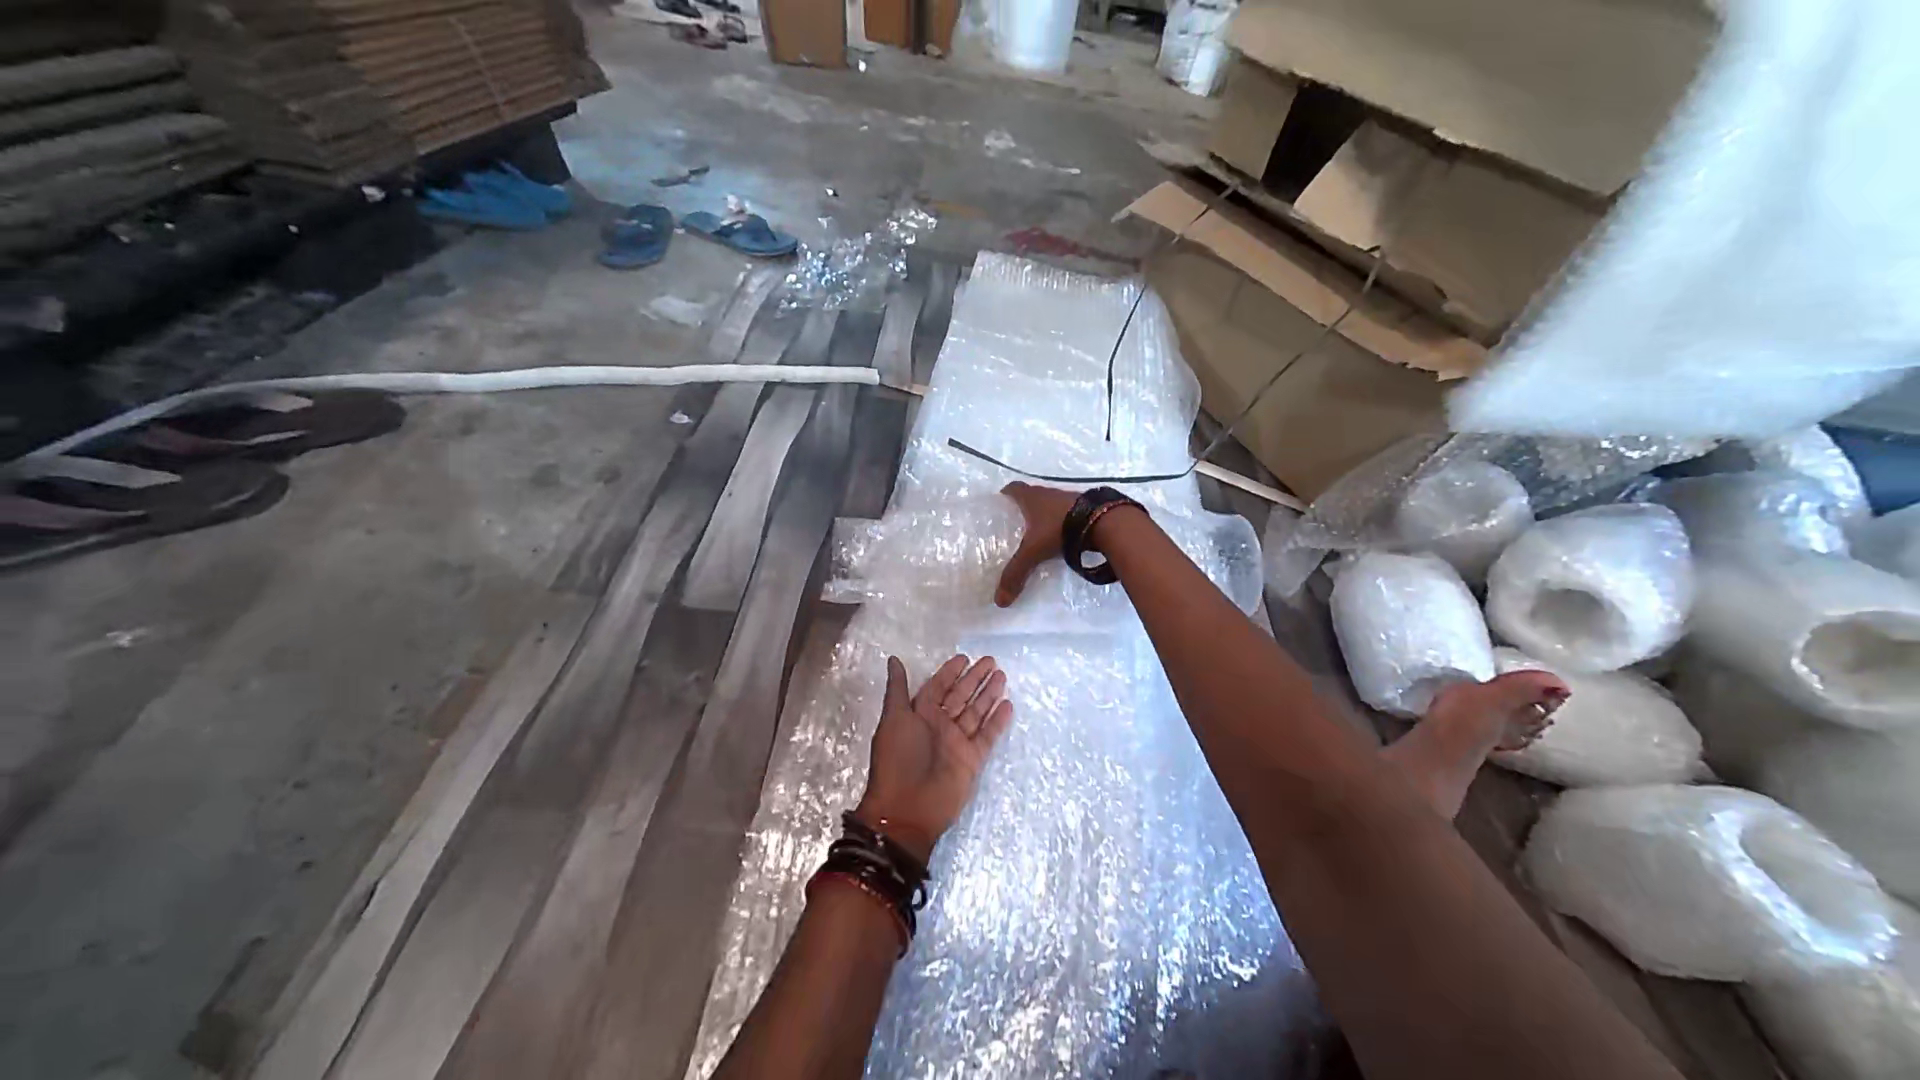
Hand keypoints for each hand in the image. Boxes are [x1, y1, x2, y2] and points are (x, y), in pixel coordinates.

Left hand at [856, 654, 1013, 862]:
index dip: (950, 672)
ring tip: (1002, 676)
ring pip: (975, 713)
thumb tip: (894, 660)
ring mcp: (956, 743)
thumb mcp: (894, 719)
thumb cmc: (897, 760)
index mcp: (918, 714)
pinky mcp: (971, 760)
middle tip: (991, 661)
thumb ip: (897, 689)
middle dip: (974, 679)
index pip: (938, 686)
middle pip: (960, 696)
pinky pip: (986, 736)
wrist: (907, 809)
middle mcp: (938, 726)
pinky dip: (996, 721)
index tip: (964, 658)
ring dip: (987, 695)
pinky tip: (1007, 705)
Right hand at [995, 482, 1078, 606]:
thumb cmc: (1059, 529)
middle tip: (1016, 525)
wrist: (1103, 522)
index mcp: (1033, 497)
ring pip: (1051, 505)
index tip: (1000, 504)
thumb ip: (1016, 573)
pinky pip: (1068, 515)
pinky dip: (1062, 524)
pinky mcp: (1086, 508)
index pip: (1014, 488)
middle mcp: (1050, 493)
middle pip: (1033, 496)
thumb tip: (1000, 601)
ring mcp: (1070, 499)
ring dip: (1045, 516)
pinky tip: (1061, 538)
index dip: (1006, 494)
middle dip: (1024, 508)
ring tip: (1037, 534)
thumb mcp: (1034, 551)